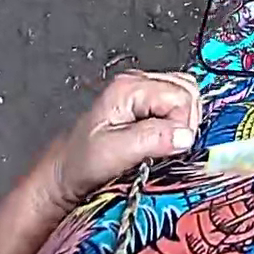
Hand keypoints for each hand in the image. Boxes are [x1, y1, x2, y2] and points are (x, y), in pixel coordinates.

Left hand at [32, 70, 202, 215]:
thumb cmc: (82, 162)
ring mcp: (145, 89)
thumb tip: (185, 135)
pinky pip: (179, 103)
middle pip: (187, 90)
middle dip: (186, 121)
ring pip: (187, 94)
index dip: (182, 125)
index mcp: (130, 87)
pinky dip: (179, 121)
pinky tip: (165, 138)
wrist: (66, 171)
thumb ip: (151, 139)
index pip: (181, 96)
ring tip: (166, 143)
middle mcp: (139, 81)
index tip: (169, 149)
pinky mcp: (149, 101)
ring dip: (184, 121)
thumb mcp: (114, 153)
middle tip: (168, 147)